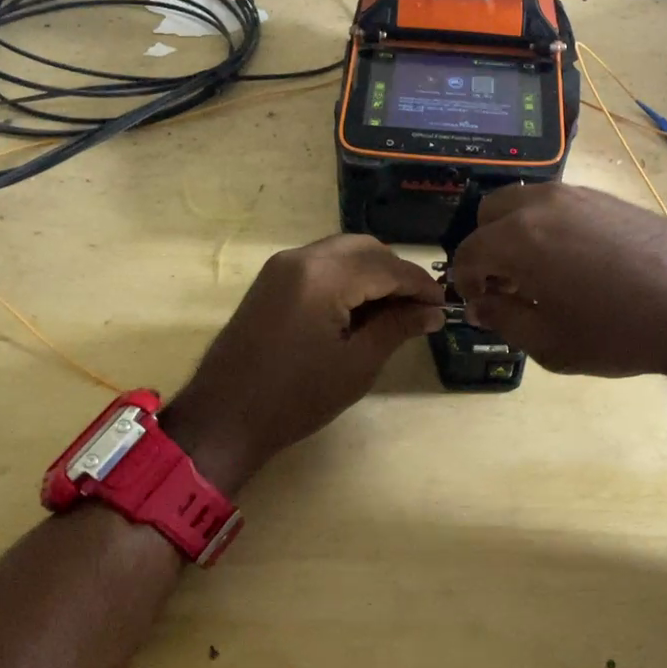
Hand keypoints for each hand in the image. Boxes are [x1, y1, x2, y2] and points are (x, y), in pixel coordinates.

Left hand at [158, 234, 443, 492]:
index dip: (420, 285)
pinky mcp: (272, 279)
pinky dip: (348, 276)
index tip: (443, 306)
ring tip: (393, 310)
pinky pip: (322, 263)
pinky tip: (360, 307)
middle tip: (419, 308)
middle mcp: (302, 258)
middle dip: (397, 273)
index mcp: (324, 276)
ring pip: (344, 251)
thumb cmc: (295, 398)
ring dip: (373, 272)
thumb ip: (397, 328)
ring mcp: (282, 266)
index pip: (388, 267)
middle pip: (366, 248)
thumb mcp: (356, 365)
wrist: (223, 418)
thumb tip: (433, 311)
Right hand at [448, 183, 666, 384]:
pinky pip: (561, 206)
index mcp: (518, 237)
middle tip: (506, 286)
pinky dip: (550, 227)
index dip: (464, 281)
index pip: (468, 250)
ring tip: (542, 276)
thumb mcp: (548, 342)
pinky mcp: (608, 198)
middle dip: (487, 248)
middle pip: (491, 213)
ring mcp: (579, 196)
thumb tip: (479, 304)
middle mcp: (542, 204)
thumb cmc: (616, 332)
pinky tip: (578, 263)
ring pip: (527, 203)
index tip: (479, 305)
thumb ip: (503, 318)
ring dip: (518, 234)